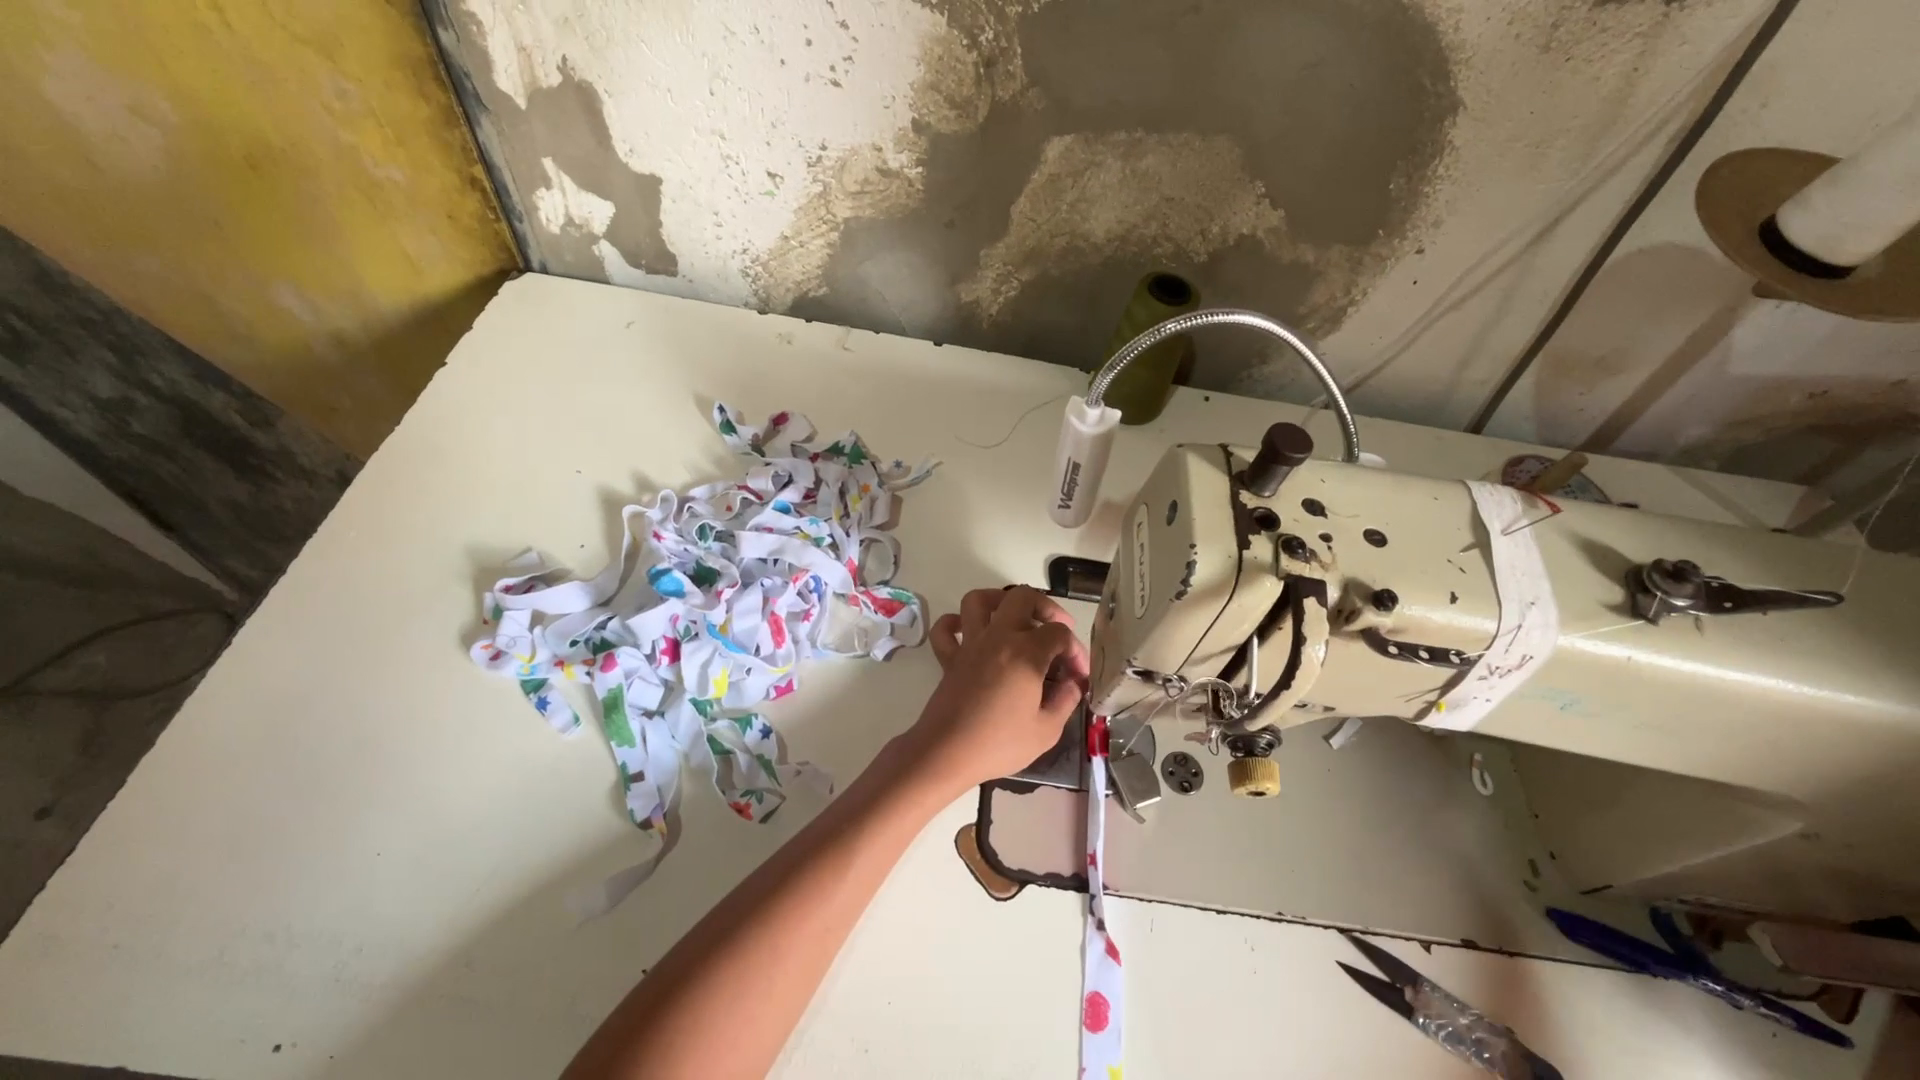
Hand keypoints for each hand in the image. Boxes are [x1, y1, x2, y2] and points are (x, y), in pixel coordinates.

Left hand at [900, 586, 1089, 795]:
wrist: (947, 753)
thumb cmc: (1000, 743)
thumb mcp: (1046, 730)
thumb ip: (1066, 701)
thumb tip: (1074, 683)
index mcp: (1026, 653)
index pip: (1059, 634)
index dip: (1075, 650)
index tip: (1079, 676)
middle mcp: (998, 638)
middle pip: (1023, 597)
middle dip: (1046, 607)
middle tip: (1056, 629)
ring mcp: (970, 645)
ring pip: (979, 600)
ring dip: (999, 600)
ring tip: (1015, 618)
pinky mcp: (949, 658)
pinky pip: (944, 629)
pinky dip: (953, 623)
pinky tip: (968, 631)